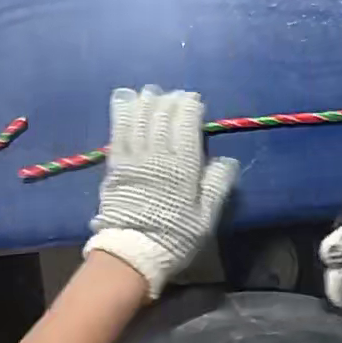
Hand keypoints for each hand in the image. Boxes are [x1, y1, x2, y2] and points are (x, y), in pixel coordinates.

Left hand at [83, 87, 238, 298]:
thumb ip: (216, 186)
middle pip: (162, 118)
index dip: (189, 107)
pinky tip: (124, 100)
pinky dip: (121, 113)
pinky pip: (118, 132)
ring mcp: (133, 158)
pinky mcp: (115, 164)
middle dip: (167, 101)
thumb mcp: (206, 217)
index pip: (186, 125)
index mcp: (183, 166)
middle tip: (171, 93)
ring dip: (144, 103)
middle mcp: (158, 156)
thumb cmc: (174, 236)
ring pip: (139, 120)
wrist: (133, 250)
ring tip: (149, 92)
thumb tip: (227, 160)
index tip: (192, 99)